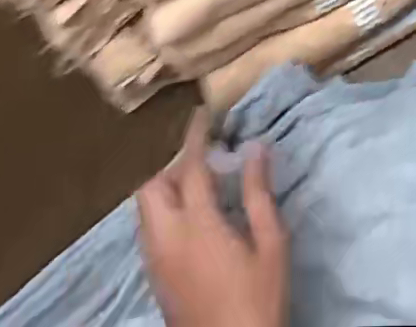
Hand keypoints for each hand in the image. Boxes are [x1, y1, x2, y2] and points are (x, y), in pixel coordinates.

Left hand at [137, 109, 288, 326]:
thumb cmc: (258, 300)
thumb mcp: (270, 244)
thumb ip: (259, 193)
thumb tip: (255, 148)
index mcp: (197, 226)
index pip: (190, 167)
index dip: (196, 137)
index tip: (202, 115)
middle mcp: (166, 239)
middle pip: (151, 188)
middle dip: (171, 166)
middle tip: (202, 162)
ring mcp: (156, 263)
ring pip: (145, 211)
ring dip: (165, 190)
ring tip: (199, 188)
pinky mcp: (155, 281)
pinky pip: (149, 232)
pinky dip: (163, 213)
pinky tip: (191, 221)